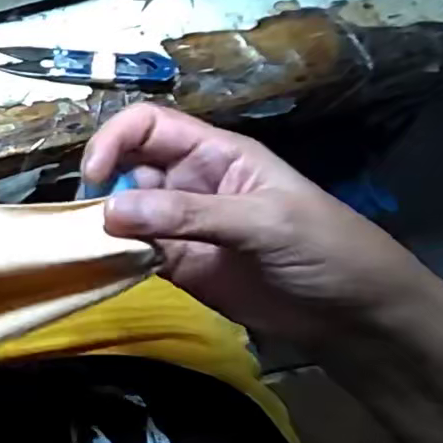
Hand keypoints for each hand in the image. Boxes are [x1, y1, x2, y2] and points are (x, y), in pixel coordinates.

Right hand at [83, 105, 442, 348]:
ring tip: (92, 246)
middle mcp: (186, 181)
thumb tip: (110, 212)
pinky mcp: (174, 262)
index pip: (147, 125)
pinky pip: (131, 251)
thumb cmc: (326, 248)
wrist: (356, 317)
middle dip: (101, 185)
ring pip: (122, 211)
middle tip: (87, 219)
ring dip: (102, 225)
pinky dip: (114, 256)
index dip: (114, 139)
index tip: (94, 175)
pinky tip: (108, 267)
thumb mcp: (263, 222)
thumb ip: (188, 214)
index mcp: (212, 152)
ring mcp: (177, 224)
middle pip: (125, 165)